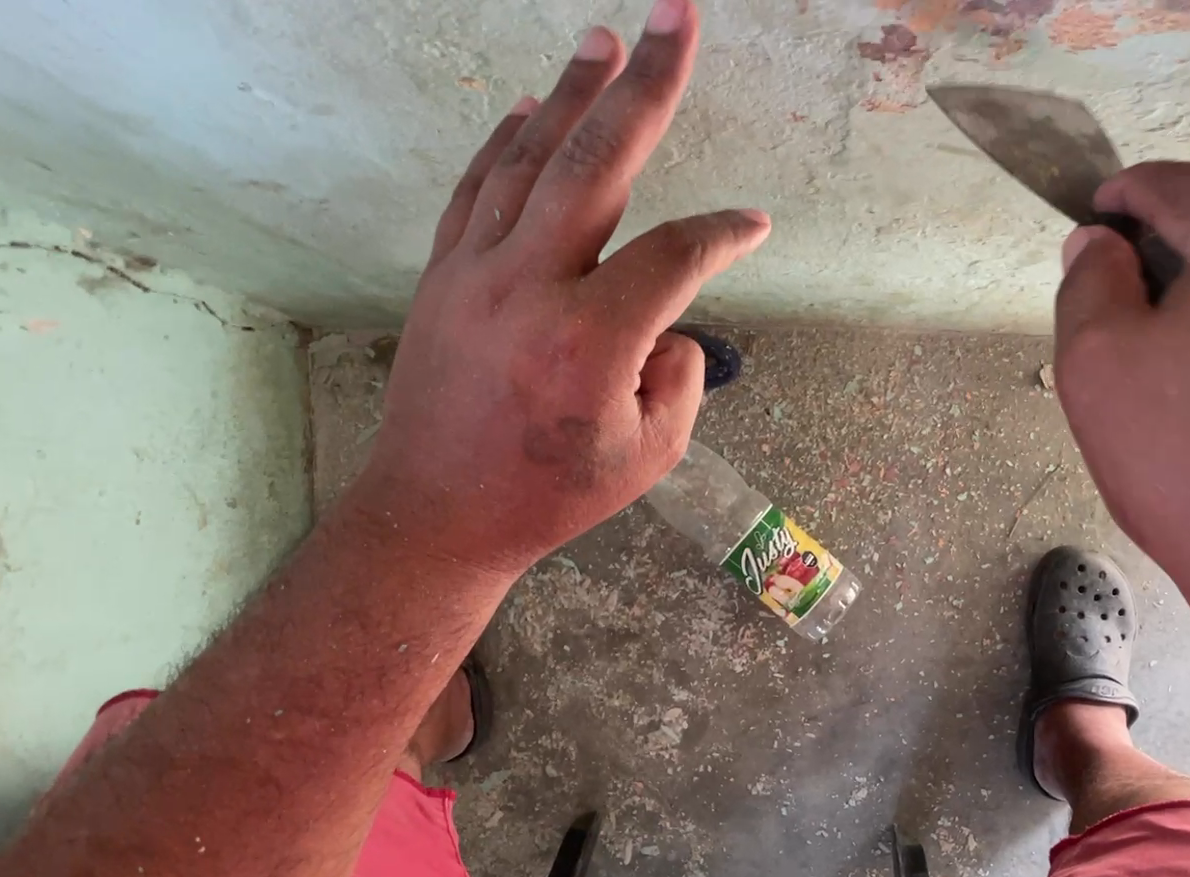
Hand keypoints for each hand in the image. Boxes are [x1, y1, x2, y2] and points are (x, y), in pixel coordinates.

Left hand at [349, 0, 769, 579]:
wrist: (437, 513)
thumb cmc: (550, 495)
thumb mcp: (648, 457)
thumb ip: (680, 380)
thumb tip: (672, 325)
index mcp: (591, 342)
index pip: (674, 258)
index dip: (722, 237)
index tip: (753, 229)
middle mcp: (530, 288)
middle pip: (595, 164)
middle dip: (646, 86)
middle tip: (676, 16)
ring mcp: (475, 274)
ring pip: (529, 161)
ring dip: (572, 95)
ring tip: (604, 40)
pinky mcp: (441, 276)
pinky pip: (477, 189)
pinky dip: (505, 143)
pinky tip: (530, 108)